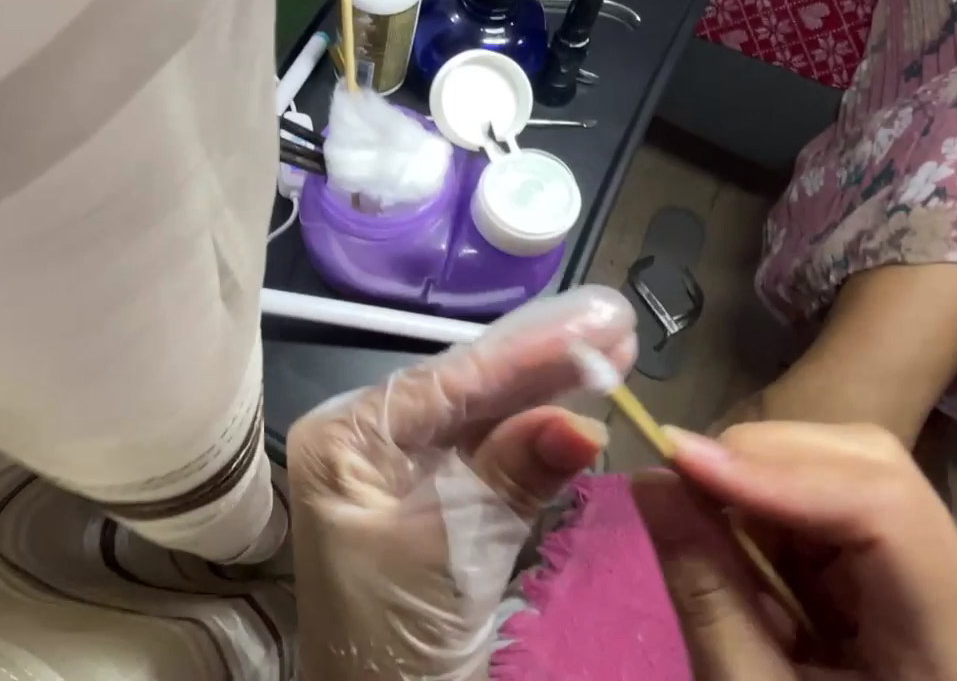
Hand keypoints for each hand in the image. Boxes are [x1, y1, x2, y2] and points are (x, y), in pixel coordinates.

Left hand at [286, 286, 636, 680]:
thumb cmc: (390, 634)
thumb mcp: (450, 552)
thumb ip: (510, 477)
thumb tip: (582, 422)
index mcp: (345, 434)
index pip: (442, 383)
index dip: (520, 352)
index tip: (587, 322)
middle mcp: (367, 433)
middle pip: (462, 389)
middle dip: (538, 361)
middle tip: (611, 326)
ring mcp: (400, 461)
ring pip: (478, 414)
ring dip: (543, 387)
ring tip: (610, 350)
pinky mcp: (432, 490)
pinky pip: (485, 450)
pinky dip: (532, 431)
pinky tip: (575, 400)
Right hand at [634, 422, 956, 680]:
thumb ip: (706, 592)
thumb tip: (649, 479)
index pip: (886, 509)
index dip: (778, 470)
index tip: (677, 460)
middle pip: (871, 467)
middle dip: (761, 457)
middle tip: (679, 480)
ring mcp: (925, 575)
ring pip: (840, 467)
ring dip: (754, 476)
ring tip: (703, 522)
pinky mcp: (884, 573)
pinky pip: (818, 498)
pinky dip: (758, 501)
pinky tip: (733, 543)